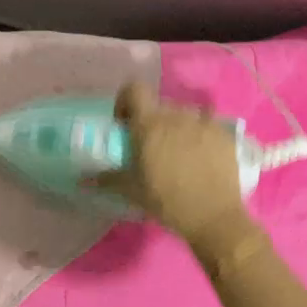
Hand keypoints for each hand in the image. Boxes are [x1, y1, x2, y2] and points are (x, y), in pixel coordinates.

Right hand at [99, 82, 256, 246]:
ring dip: (177, 127)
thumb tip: (82, 180)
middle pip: (159, 106)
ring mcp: (203, 122)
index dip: (127, 100)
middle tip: (152, 147)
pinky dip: (201, 134)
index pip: (134, 89)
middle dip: (152, 121)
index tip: (126, 123)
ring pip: (184, 114)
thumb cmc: (167, 202)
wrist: (213, 217)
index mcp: (149, 124)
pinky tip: (202, 156)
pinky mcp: (223, 133)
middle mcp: (175, 115)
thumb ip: (107, 179)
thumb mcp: (133, 191)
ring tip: (179, 153)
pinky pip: (207, 124)